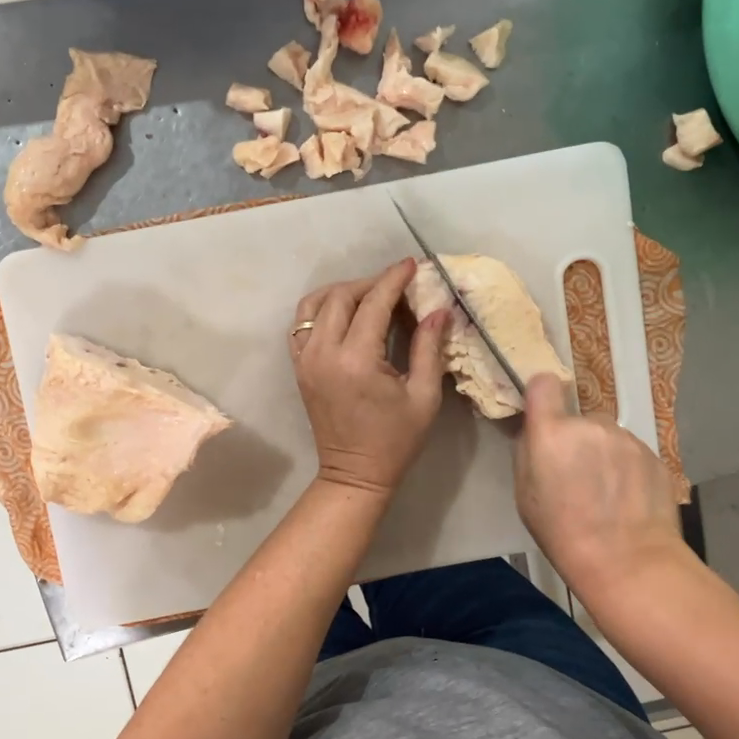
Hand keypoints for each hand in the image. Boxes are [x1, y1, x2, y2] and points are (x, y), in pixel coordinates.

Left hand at [291, 259, 448, 496]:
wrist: (354, 473)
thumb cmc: (395, 440)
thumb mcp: (423, 396)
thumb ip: (429, 347)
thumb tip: (439, 310)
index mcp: (356, 360)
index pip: (373, 303)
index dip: (393, 279)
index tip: (411, 265)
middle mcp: (323, 353)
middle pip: (340, 296)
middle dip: (369, 283)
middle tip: (395, 285)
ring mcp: (305, 360)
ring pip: (314, 305)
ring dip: (341, 292)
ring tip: (369, 296)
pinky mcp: (299, 368)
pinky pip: (301, 325)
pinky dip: (320, 311)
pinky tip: (343, 315)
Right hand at [515, 374, 685, 596]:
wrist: (627, 559)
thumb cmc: (562, 531)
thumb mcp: (525, 494)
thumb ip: (530, 453)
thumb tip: (536, 434)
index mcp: (552, 432)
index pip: (544, 385)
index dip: (542, 397)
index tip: (543, 416)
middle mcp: (590, 425)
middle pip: (578, 420)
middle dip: (575, 440)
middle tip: (576, 476)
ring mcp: (627, 438)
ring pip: (606, 437)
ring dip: (602, 454)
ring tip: (605, 493)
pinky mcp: (654, 455)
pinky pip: (630, 454)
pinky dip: (626, 469)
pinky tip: (626, 500)